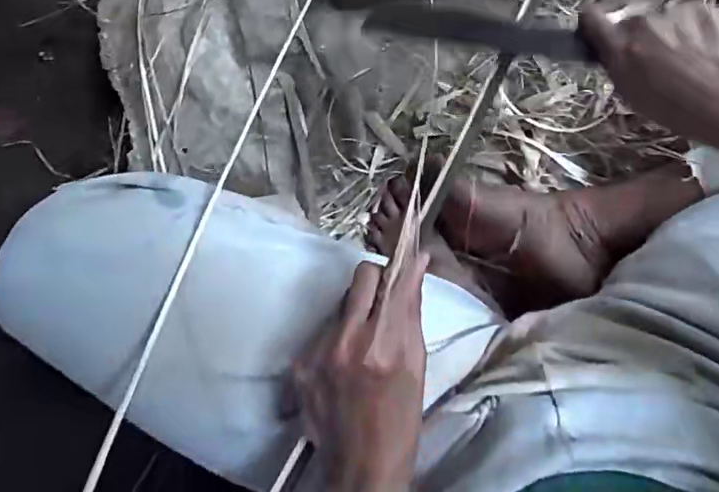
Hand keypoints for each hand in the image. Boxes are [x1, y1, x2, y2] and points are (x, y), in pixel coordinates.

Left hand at [292, 254, 430, 491]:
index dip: (404, 263)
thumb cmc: (401, 412)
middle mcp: (348, 341)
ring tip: (364, 338)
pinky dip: (337, 333)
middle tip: (385, 297)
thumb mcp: (417, 358)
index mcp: (384, 342)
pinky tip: (345, 359)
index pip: (393, 279)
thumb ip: (411, 307)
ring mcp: (319, 353)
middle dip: (376, 278)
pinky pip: (324, 328)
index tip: (412, 253)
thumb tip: (418, 263)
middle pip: (361, 276)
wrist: (362, 466)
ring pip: (341, 301)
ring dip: (356, 308)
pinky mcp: (300, 366)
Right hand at [580, 0, 718, 155]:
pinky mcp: (702, 7)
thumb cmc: (686, 114)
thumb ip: (622, 68)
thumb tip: (617, 53)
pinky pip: (692, 16)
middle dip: (645, 38)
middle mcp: (642, 23)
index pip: (590, 18)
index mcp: (622, 49)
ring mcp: (673, 11)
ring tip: (698, 61)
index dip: (595, 25)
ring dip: (674, 34)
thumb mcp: (639, 100)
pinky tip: (715, 51)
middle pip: (634, 23)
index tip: (604, 36)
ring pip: (666, 19)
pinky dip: (699, 30)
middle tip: (666, 63)